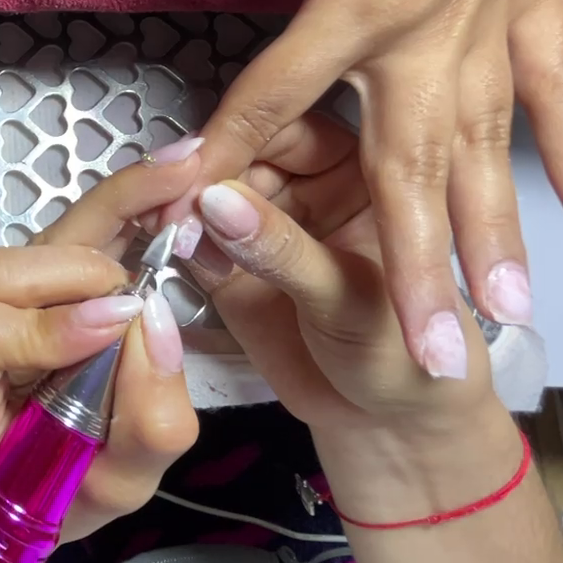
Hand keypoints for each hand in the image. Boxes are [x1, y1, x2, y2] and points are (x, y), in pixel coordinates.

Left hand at [0, 135, 207, 540]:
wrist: (24, 491)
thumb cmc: (61, 502)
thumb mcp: (118, 489)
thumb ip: (146, 421)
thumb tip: (150, 318)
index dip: (49, 324)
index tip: (121, 322)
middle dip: (84, 267)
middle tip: (158, 265)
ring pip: (18, 250)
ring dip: (96, 237)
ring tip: (162, 232)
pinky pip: (38, 246)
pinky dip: (101, 223)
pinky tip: (153, 196)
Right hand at [185, 112, 519, 521]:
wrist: (384, 429)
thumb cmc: (405, 358)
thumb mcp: (351, 297)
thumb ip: (282, 248)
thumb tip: (212, 198)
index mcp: (360, 175)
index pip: (292, 133)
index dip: (244, 139)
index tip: (199, 161)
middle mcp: (306, 188)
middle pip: (239, 156)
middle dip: (202, 176)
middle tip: (169, 199)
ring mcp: (259, 226)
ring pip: (207, 195)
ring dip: (180, 206)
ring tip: (158, 222)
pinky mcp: (224, 262)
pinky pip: (191, 239)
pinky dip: (172, 239)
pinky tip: (157, 241)